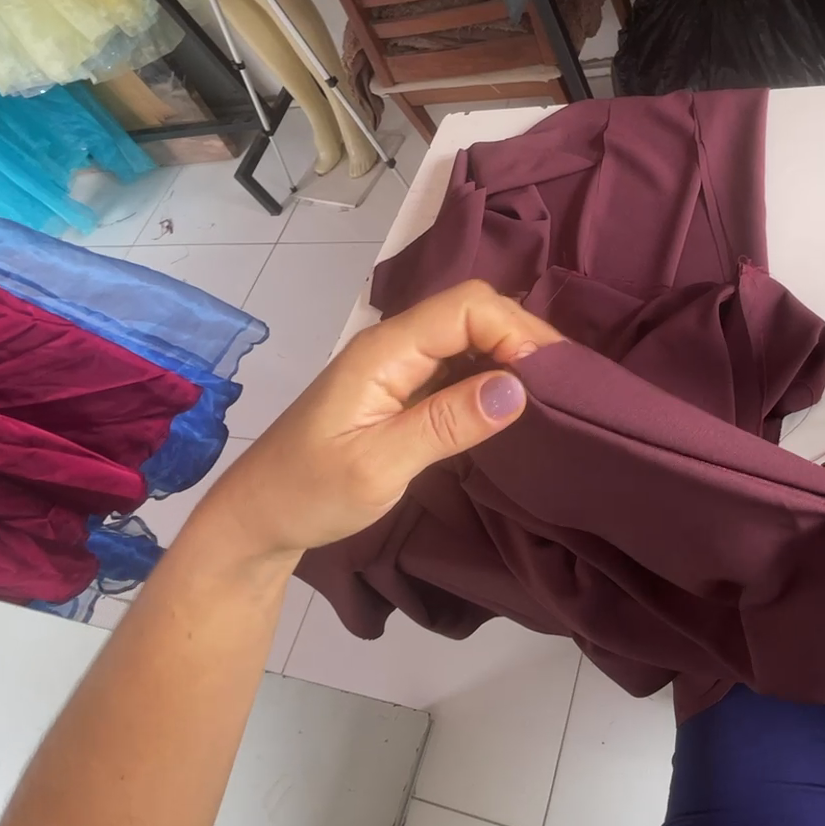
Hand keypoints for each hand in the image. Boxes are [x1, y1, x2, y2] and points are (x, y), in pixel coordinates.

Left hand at [186, 280, 561, 563]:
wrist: (258, 517)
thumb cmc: (309, 493)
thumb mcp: (378, 466)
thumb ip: (447, 423)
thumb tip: (518, 388)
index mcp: (385, 350)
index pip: (467, 308)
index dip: (516, 332)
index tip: (551, 381)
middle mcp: (396, 345)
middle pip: (474, 312)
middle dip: (523, 339)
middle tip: (565, 387)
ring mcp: (401, 367)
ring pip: (471, 337)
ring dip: (513, 358)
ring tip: (553, 395)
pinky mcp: (406, 389)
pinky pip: (461, 365)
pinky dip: (495, 377)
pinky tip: (516, 404)